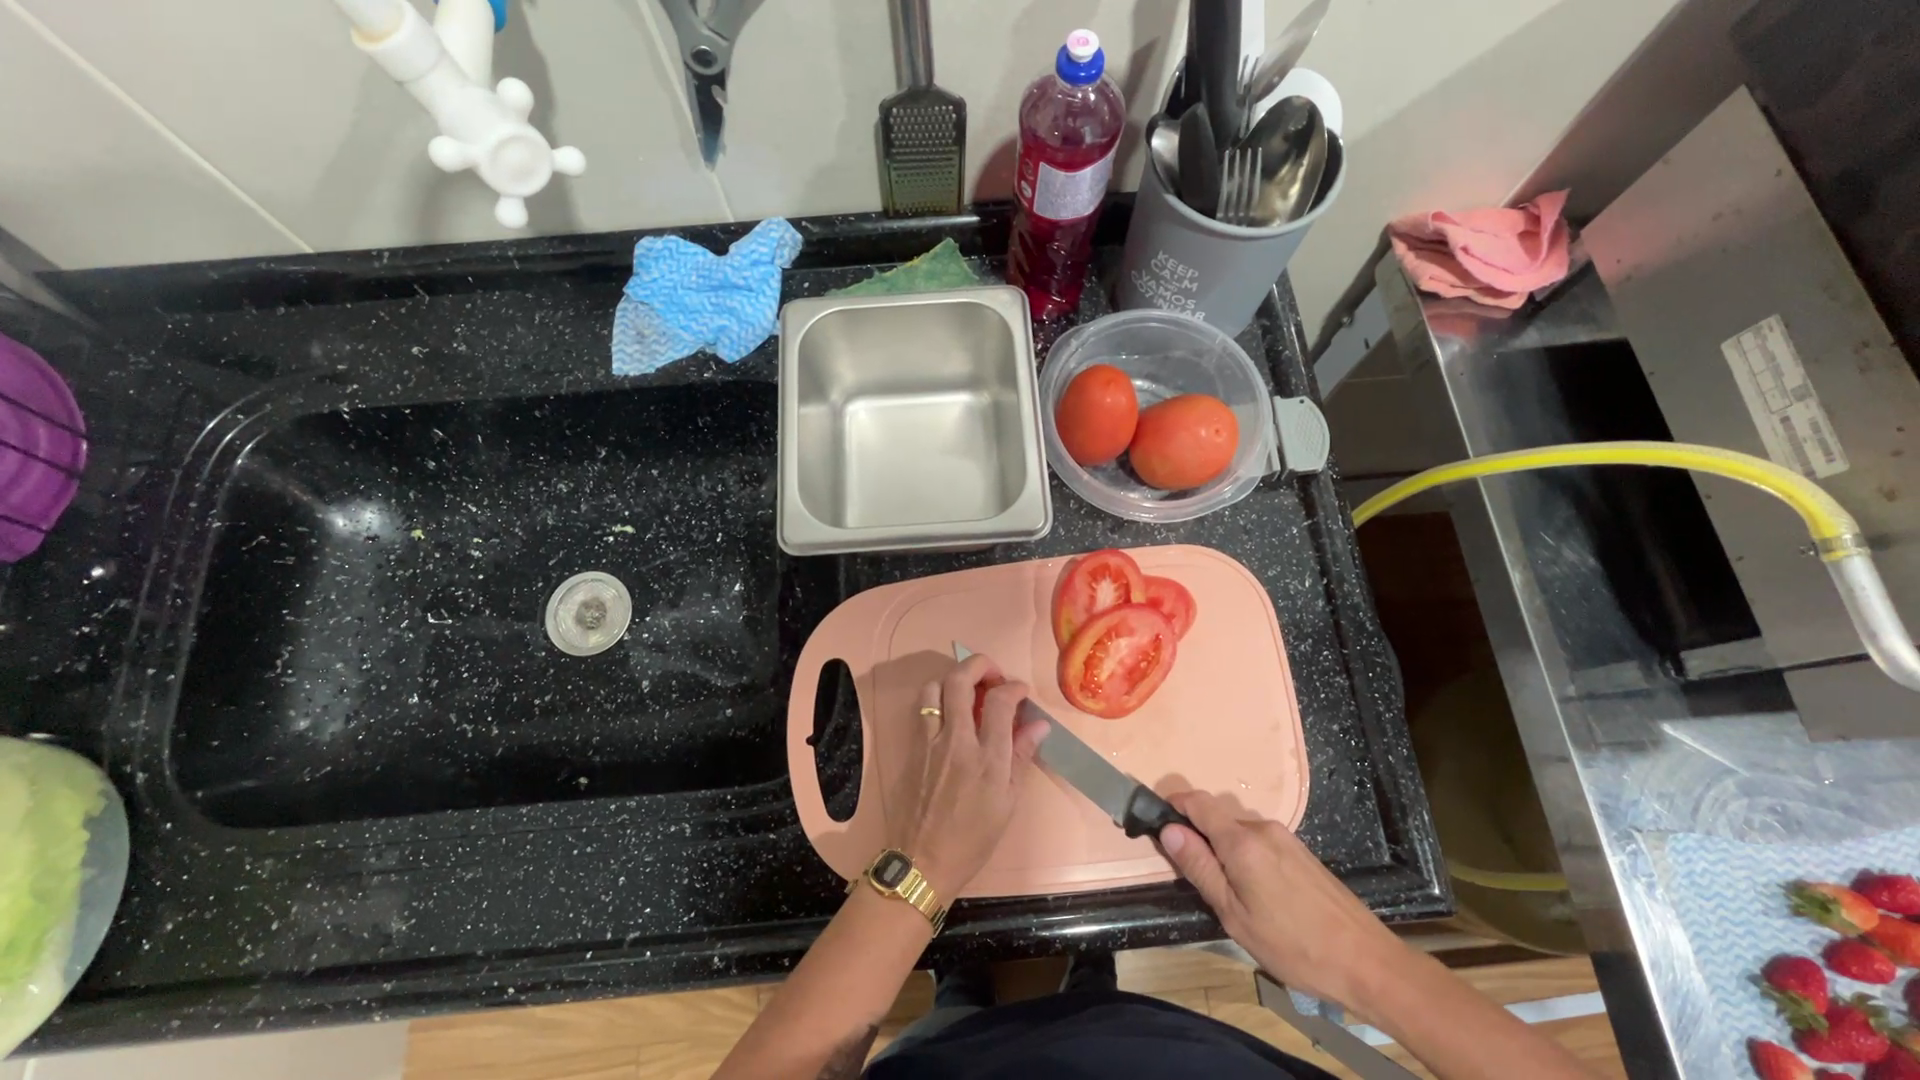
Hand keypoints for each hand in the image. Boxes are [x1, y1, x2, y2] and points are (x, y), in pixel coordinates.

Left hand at [886, 653, 1049, 898]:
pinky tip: (951, 714)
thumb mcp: (1008, 803)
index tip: (1021, 691)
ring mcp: (929, 743)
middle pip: (960, 681)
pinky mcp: (913, 749)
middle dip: (979, 665)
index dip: (1013, 687)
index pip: (999, 702)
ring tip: (970, 691)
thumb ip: (1020, 757)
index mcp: (987, 759)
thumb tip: (1038, 725)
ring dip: (953, 679)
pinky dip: (939, 700)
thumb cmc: (973, 840)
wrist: (922, 862)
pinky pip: (923, 710)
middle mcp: (955, 742)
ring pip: (934, 688)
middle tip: (994, 675)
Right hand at [1160, 789, 1409, 1008]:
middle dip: (1197, 836)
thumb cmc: (1292, 945)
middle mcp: (1264, 829)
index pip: (1198, 803)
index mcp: (1242, 841)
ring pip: (1239, 833)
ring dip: (1223, 850)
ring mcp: (1287, 840)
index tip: (1155, 823)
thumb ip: (1200, 868)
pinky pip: (1260, 844)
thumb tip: (1168, 830)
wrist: (1366, 962)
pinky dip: (1245, 858)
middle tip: (1190, 875)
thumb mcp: (1233, 914)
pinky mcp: (1302, 854)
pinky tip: (1255, 894)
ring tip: (1224, 892)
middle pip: (1218, 818)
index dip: (1173, 806)